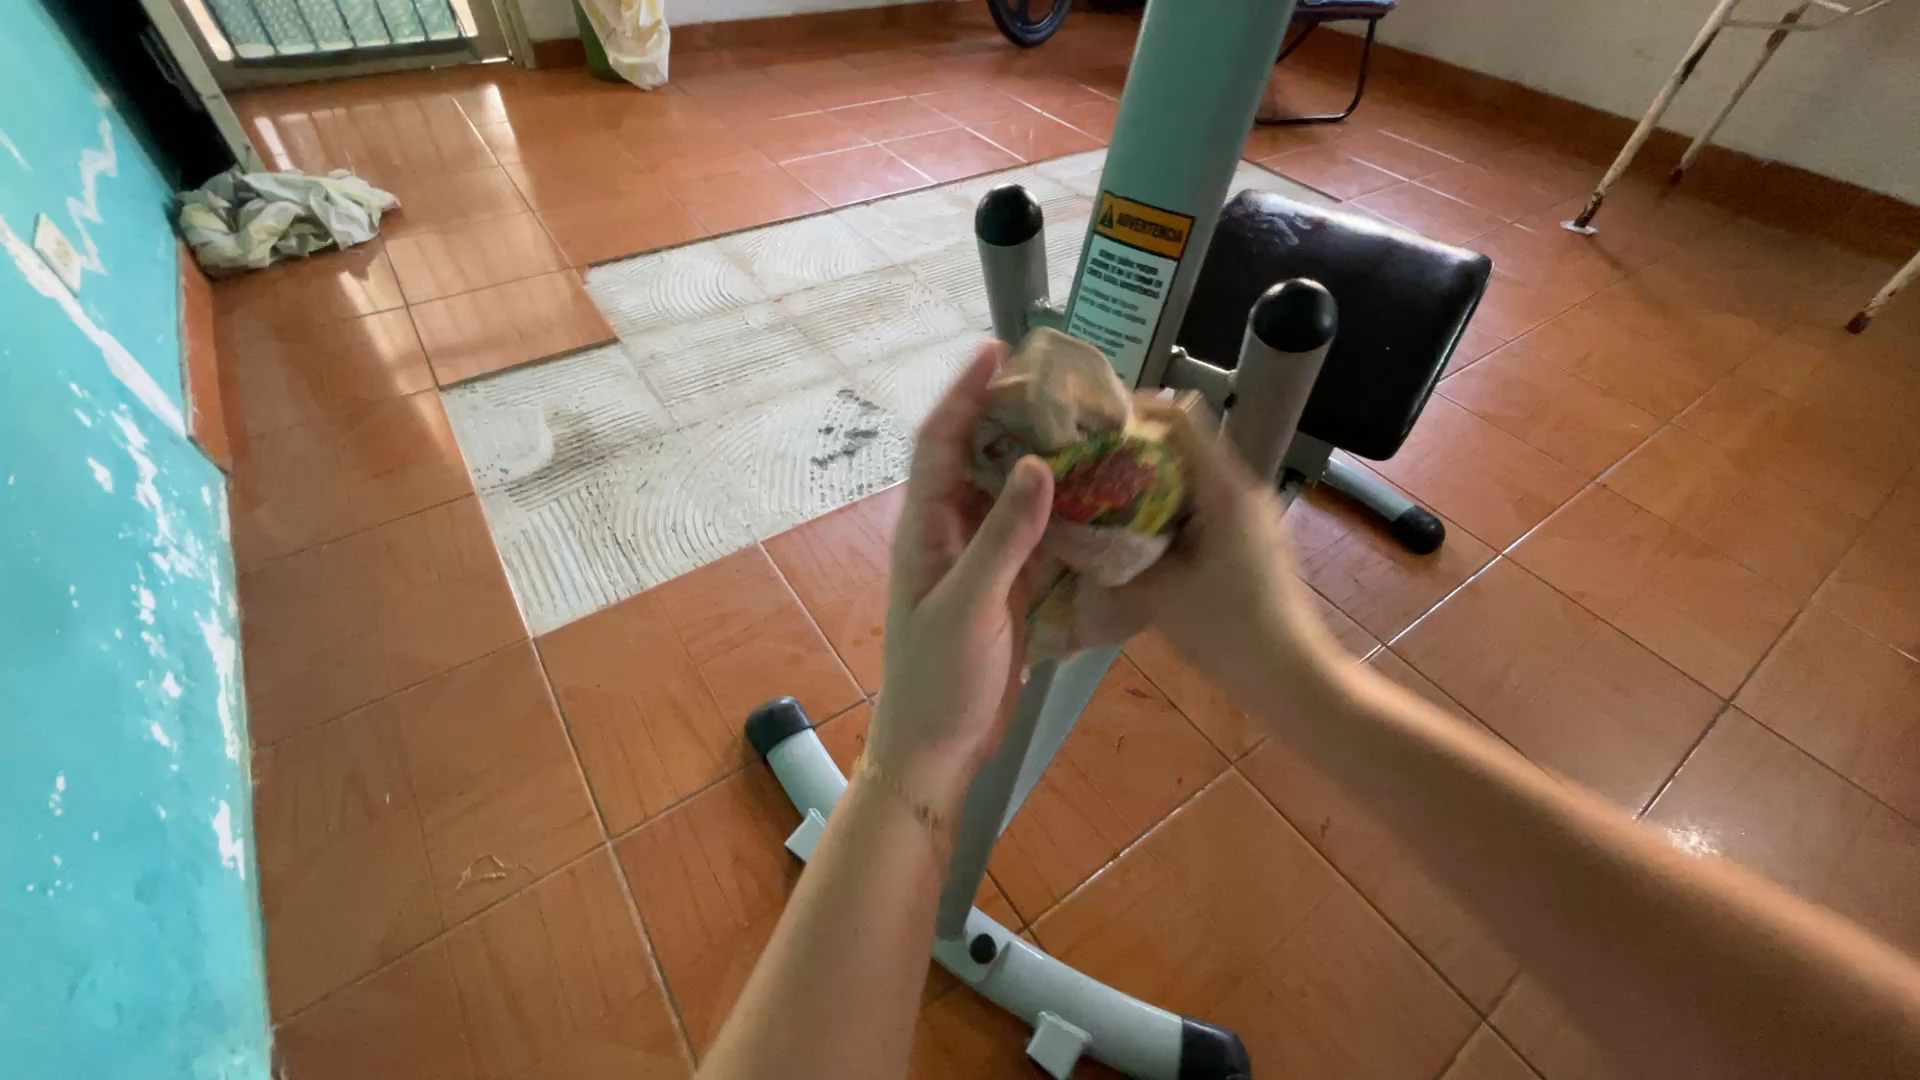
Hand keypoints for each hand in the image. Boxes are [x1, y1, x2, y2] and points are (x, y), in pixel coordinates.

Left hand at [864, 344, 1054, 828]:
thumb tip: (1036, 463)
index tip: (996, 350)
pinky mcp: (1009, 586)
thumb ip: (1003, 536)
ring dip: (1044, 463)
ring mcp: (982, 559)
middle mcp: (951, 531)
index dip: (963, 393)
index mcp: (927, 527)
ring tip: (1090, 429)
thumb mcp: (969, 604)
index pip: (940, 442)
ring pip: (1012, 494)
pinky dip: (1063, 513)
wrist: (939, 745)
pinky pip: (1037, 535)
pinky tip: (1100, 496)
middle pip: (979, 458)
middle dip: (1011, 418)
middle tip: (1061, 388)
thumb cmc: (939, 678)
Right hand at [1112, 395, 1348, 700]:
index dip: (1135, 410)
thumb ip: (1111, 553)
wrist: (1291, 678)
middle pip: (1182, 443)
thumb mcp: (1156, 592)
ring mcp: (1248, 512)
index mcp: (1224, 490)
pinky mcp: (1248, 536)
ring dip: (1145, 481)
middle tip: (1084, 469)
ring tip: (1099, 501)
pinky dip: (1163, 507)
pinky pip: (1199, 502)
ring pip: (1189, 474)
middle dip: (1131, 449)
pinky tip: (1132, 535)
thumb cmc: (1227, 632)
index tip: (1091, 428)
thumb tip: (1072, 529)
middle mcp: (1242, 488)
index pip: (1181, 416)